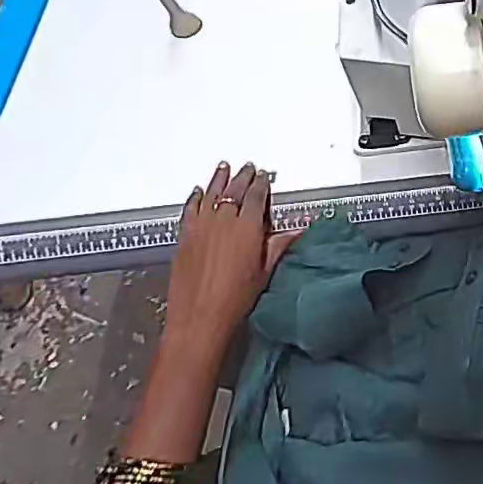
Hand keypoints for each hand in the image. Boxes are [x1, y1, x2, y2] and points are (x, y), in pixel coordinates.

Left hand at [161, 162, 300, 365]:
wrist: (200, 316)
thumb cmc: (236, 298)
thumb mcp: (265, 271)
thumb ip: (279, 245)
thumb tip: (297, 232)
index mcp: (247, 227)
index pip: (256, 196)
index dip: (261, 183)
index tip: (264, 176)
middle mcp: (223, 221)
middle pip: (234, 190)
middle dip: (242, 177)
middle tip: (248, 167)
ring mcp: (201, 226)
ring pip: (212, 194)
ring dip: (219, 179)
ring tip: (224, 167)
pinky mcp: (185, 236)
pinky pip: (191, 208)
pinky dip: (196, 197)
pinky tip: (199, 191)